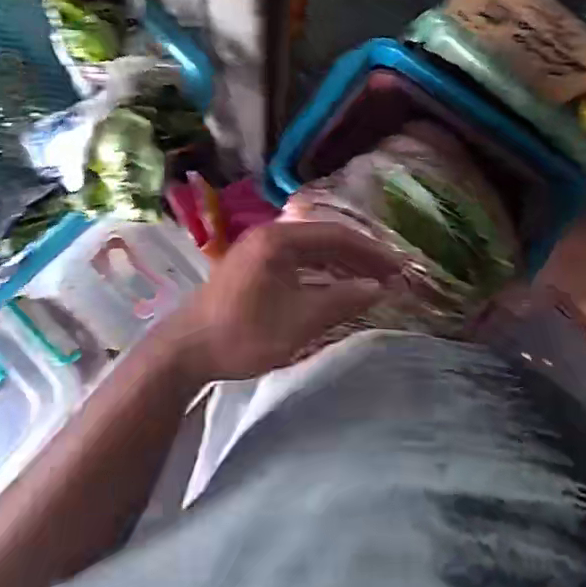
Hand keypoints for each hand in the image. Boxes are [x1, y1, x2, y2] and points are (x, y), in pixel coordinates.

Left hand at [156, 221, 400, 385]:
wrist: (186, 350)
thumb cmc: (244, 334)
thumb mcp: (300, 321)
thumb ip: (341, 300)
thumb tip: (378, 288)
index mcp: (279, 239)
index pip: (337, 235)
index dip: (372, 253)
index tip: (399, 270)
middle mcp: (268, 236)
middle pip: (324, 239)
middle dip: (360, 257)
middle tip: (392, 277)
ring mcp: (257, 250)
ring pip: (310, 251)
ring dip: (341, 265)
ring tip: (371, 283)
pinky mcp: (252, 267)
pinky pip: (296, 262)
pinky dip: (320, 273)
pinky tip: (335, 288)